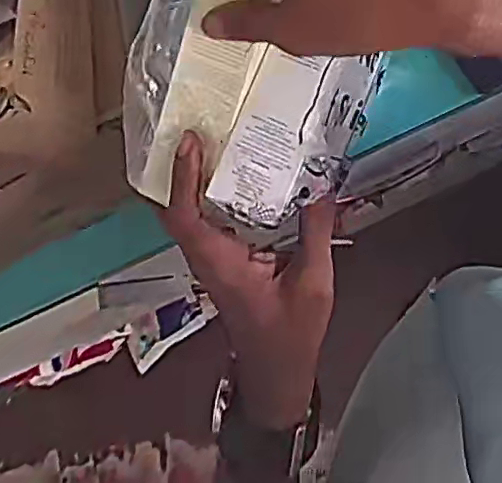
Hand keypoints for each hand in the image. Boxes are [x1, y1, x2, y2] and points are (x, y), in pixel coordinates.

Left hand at [157, 134, 334, 429]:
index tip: (190, 141)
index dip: (182, 178)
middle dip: (179, 168)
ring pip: (189, 212)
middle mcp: (208, 257)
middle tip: (197, 127)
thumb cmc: (290, 335)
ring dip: (192, 177)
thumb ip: (317, 232)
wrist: (277, 374)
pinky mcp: (225, 257)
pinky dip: (211, 191)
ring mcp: (214, 258)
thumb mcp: (313, 283)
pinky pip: (208, 218)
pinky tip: (237, 171)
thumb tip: (323, 184)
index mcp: (221, 263)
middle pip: (177, 209)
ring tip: (213, 138)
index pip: (185, 217)